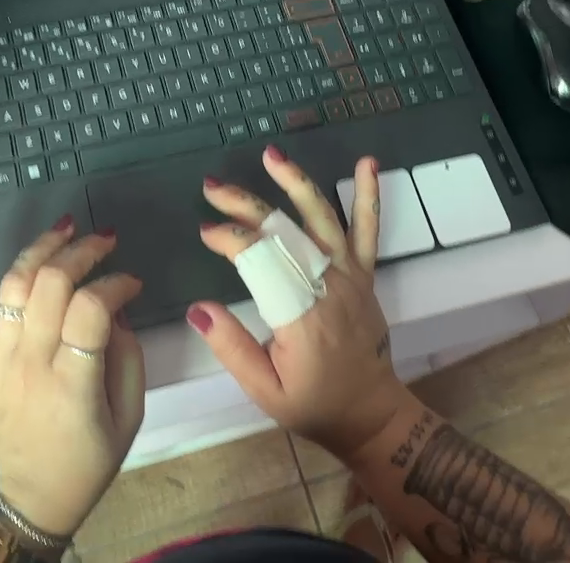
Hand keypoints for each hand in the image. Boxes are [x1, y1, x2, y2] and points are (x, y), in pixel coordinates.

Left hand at [0, 218, 146, 538]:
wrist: (30, 501)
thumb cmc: (86, 462)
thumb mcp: (129, 417)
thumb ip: (129, 357)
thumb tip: (117, 307)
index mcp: (72, 382)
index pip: (92, 308)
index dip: (116, 283)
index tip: (133, 283)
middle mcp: (30, 362)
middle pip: (51, 284)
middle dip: (83, 251)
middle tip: (106, 241)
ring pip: (12, 286)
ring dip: (38, 249)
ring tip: (64, 229)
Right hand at [188, 145, 407, 459]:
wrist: (372, 415)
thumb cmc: (314, 404)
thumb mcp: (264, 390)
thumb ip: (232, 348)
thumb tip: (197, 308)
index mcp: (301, 315)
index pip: (260, 260)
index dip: (231, 238)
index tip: (206, 231)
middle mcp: (328, 286)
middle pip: (284, 230)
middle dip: (245, 204)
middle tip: (212, 187)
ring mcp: (350, 275)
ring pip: (322, 217)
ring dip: (295, 182)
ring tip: (271, 155)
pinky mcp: (363, 274)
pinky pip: (367, 230)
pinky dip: (368, 195)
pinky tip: (366, 163)